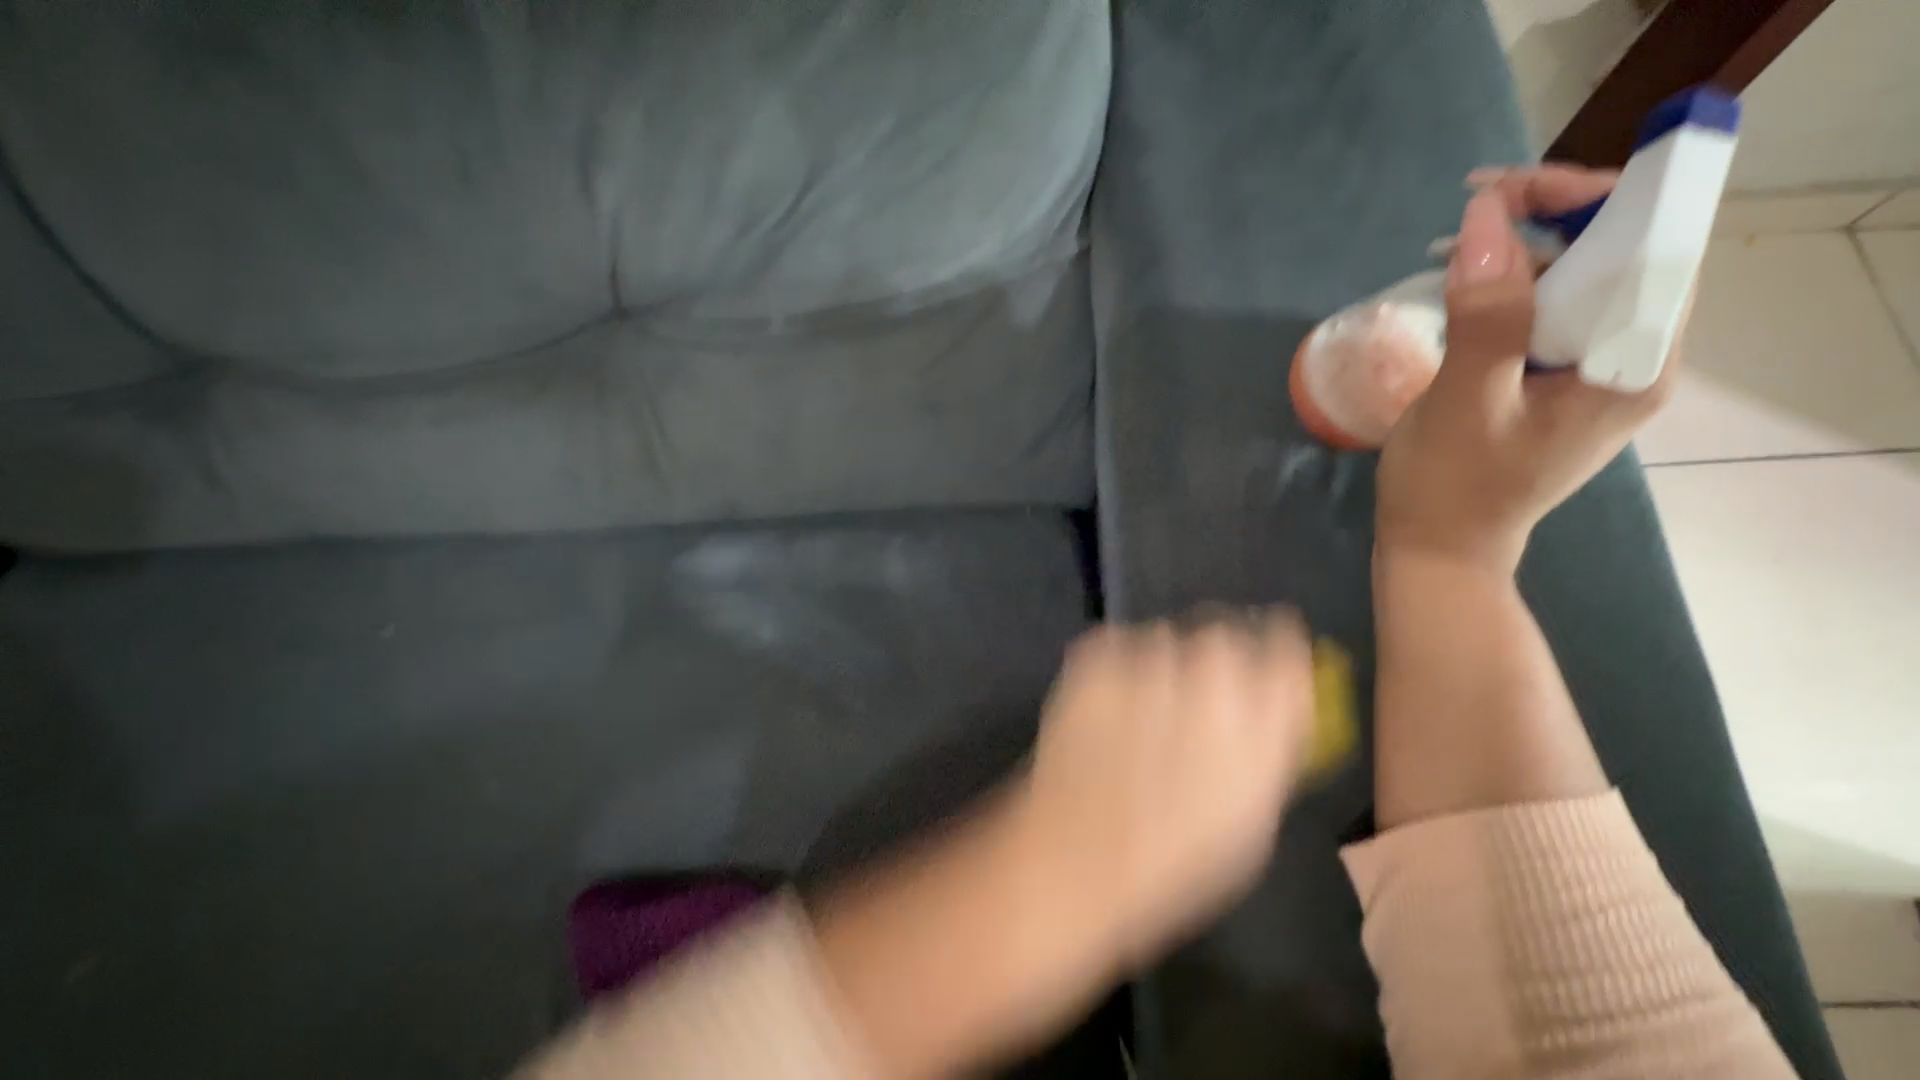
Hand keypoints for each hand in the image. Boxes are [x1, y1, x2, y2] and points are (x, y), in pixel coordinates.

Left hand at [1011, 611, 1315, 964]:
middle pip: (1227, 635)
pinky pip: (1116, 646)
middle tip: (1195, 698)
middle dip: (1216, 659)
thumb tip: (1271, 717)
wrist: (1075, 858)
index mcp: (1266, 715)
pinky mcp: (1096, 656)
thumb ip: (1268, 755)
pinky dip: (1116, 669)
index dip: (1276, 659)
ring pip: (1168, 637)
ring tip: (1141, 714)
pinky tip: (1105, 712)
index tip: (1263, 673)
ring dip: (1162, 665)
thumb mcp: (1252, 823)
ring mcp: (1151, 657)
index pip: (1287, 650)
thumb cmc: (1174, 865)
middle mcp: (1215, 672)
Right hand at [1376, 166, 1680, 573]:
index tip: (1514, 188)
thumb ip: (1487, 313)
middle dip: (1555, 216)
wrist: (1439, 550)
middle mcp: (1636, 362)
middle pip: (1622, 256)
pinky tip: (1473, 281)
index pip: (1650, 249)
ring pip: (1586, 279)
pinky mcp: (1566, 380)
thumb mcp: (1465, 400)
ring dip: (1530, 247)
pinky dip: (1518, 283)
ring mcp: (1601, 372)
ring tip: (1464, 239)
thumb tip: (1487, 217)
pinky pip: (1558, 309)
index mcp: (1634, 367)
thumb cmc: (1451, 486)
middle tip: (1478, 203)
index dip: (1594, 199)